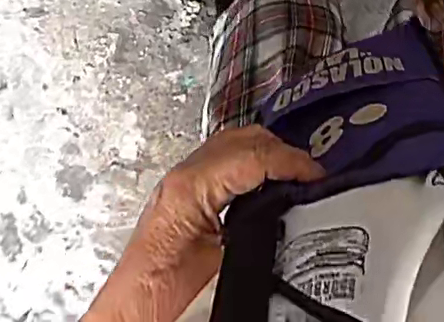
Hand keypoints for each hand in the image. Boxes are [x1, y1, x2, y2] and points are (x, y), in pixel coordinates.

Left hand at [85, 126, 323, 321]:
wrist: (127, 321)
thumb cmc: (159, 303)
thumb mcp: (219, 270)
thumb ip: (256, 234)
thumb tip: (291, 220)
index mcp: (190, 187)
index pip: (252, 155)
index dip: (290, 161)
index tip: (316, 174)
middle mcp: (183, 176)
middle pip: (242, 139)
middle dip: (281, 150)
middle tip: (310, 172)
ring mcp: (180, 182)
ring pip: (232, 145)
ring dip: (265, 153)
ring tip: (294, 174)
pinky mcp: (182, 196)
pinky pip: (222, 163)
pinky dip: (249, 164)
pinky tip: (264, 183)